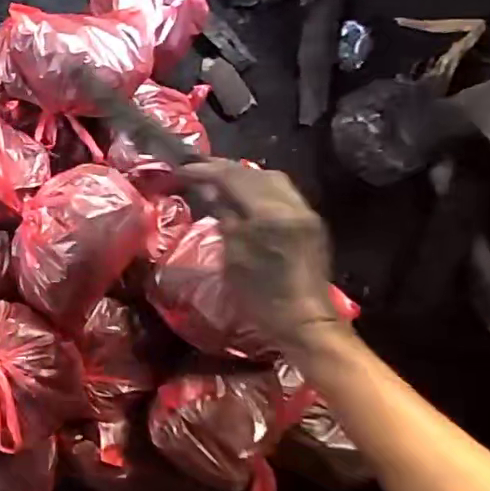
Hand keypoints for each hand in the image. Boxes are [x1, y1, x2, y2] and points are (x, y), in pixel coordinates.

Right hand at [178, 160, 348, 354]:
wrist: (304, 322)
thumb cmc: (259, 294)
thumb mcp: (232, 254)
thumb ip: (224, 215)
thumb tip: (208, 191)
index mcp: (271, 215)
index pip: (234, 177)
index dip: (204, 170)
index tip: (180, 169)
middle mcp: (293, 206)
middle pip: (255, 173)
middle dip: (222, 168)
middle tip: (194, 169)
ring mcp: (305, 213)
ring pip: (271, 179)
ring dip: (241, 175)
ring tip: (215, 178)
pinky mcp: (309, 223)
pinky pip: (280, 192)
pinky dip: (256, 187)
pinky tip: (239, 194)